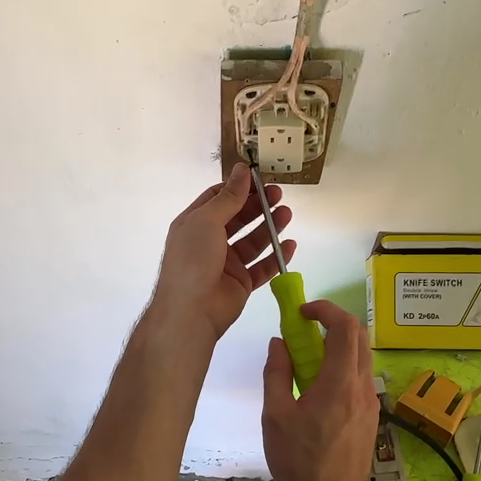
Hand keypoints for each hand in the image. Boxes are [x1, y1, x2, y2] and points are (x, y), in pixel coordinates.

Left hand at [149, 163, 295, 341]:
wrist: (191, 311)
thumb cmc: (193, 259)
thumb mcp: (206, 221)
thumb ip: (228, 197)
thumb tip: (242, 169)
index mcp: (194, 224)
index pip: (217, 198)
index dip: (238, 188)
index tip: (259, 178)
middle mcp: (209, 242)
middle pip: (238, 218)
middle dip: (258, 205)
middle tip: (278, 195)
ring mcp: (226, 263)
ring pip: (253, 241)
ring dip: (270, 227)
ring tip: (287, 214)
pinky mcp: (241, 282)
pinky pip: (262, 266)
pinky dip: (276, 255)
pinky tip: (290, 244)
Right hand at [262, 301, 378, 480]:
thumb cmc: (299, 461)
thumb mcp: (275, 416)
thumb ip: (277, 374)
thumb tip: (279, 344)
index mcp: (340, 382)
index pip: (344, 327)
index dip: (324, 310)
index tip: (301, 312)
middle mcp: (363, 387)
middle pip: (358, 337)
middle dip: (331, 324)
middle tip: (303, 332)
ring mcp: (371, 402)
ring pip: (360, 358)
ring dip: (336, 348)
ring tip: (306, 365)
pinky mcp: (370, 417)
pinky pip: (359, 379)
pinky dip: (341, 369)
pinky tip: (317, 392)